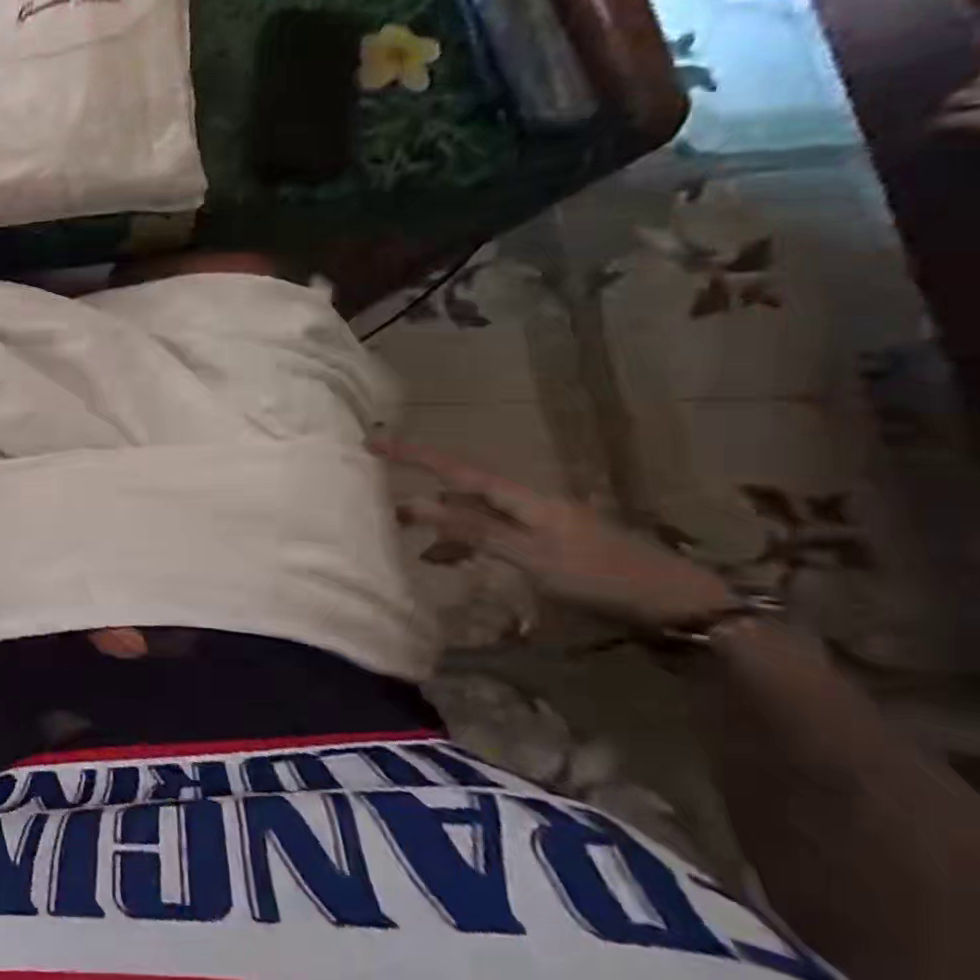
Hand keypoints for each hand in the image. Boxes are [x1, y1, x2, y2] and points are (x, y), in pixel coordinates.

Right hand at [373, 438, 735, 626]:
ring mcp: (534, 521)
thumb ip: (470, 529)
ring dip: (443, 527)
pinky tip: (450, 561)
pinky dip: (465, 543)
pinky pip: (489, 533)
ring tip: (416, 549)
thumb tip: (413, 503)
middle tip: (383, 504)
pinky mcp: (542, 542)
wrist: (672, 602)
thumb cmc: (597, 575)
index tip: (373, 441)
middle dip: (422, 494)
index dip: (413, 454)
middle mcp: (523, 501)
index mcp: (520, 496)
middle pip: (460, 490)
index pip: (454, 469)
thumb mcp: (528, 555)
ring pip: (473, 515)